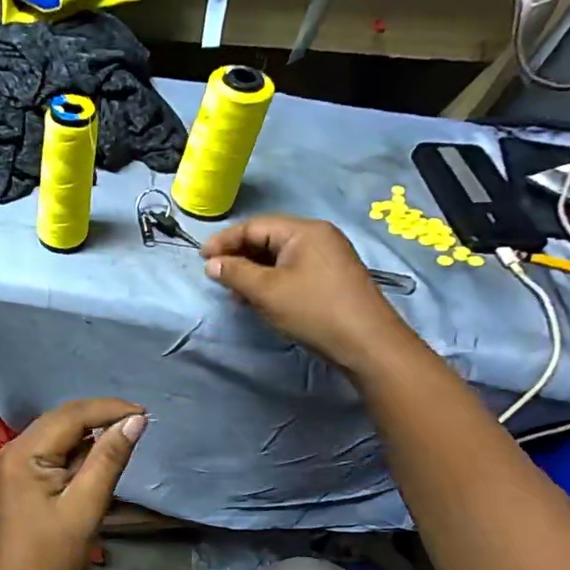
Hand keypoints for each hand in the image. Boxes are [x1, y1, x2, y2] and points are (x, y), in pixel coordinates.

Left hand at [0, 398, 146, 569]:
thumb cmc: (53, 553)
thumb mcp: (87, 505)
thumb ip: (109, 459)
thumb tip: (135, 421)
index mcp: (25, 452)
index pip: (72, 415)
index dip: (109, 409)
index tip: (144, 414)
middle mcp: (17, 446)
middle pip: (65, 417)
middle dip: (102, 415)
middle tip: (140, 422)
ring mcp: (19, 457)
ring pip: (63, 429)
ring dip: (94, 429)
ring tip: (128, 433)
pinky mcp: (26, 469)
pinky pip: (58, 445)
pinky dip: (82, 445)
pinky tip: (104, 451)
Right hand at [200, 216, 420, 374]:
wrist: (367, 344)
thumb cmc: (314, 310)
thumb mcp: (267, 291)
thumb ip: (235, 273)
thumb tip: (212, 263)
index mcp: (304, 231)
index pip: (254, 226)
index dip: (224, 240)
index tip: (201, 258)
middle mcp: (318, 236)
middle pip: (267, 238)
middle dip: (238, 255)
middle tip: (215, 274)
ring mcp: (327, 256)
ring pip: (278, 256)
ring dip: (252, 270)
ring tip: (234, 290)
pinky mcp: (330, 277)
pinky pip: (291, 269)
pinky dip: (270, 279)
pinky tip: (258, 297)